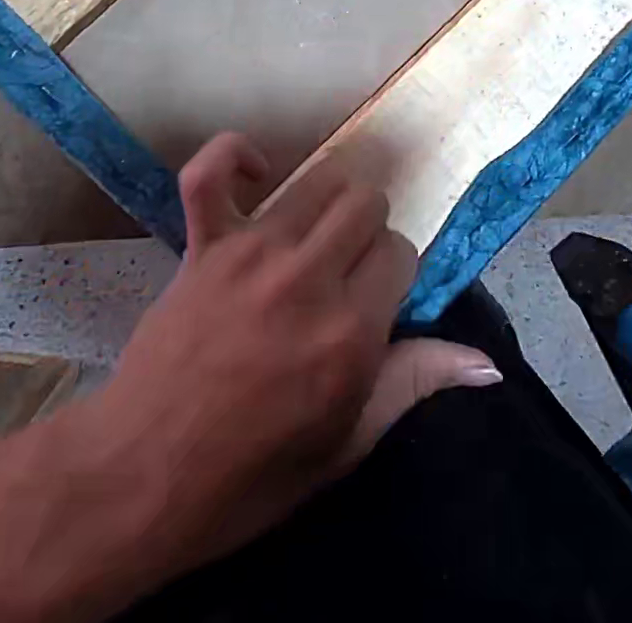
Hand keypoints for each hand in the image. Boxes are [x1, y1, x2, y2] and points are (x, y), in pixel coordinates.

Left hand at [78, 133, 500, 575]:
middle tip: (350, 267)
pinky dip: (234, 157)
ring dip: (330, 198)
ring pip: (318, 180)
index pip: (402, 252)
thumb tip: (488, 361)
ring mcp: (251, 254)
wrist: (143, 473)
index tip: (377, 298)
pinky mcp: (202, 246)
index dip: (395, 272)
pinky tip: (256, 173)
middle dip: (370, 230)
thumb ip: (416, 382)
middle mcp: (308, 278)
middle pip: (367, 204)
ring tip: (317, 233)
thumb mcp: (348, 444)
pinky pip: (210, 173)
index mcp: (352, 332)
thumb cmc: (253, 473)